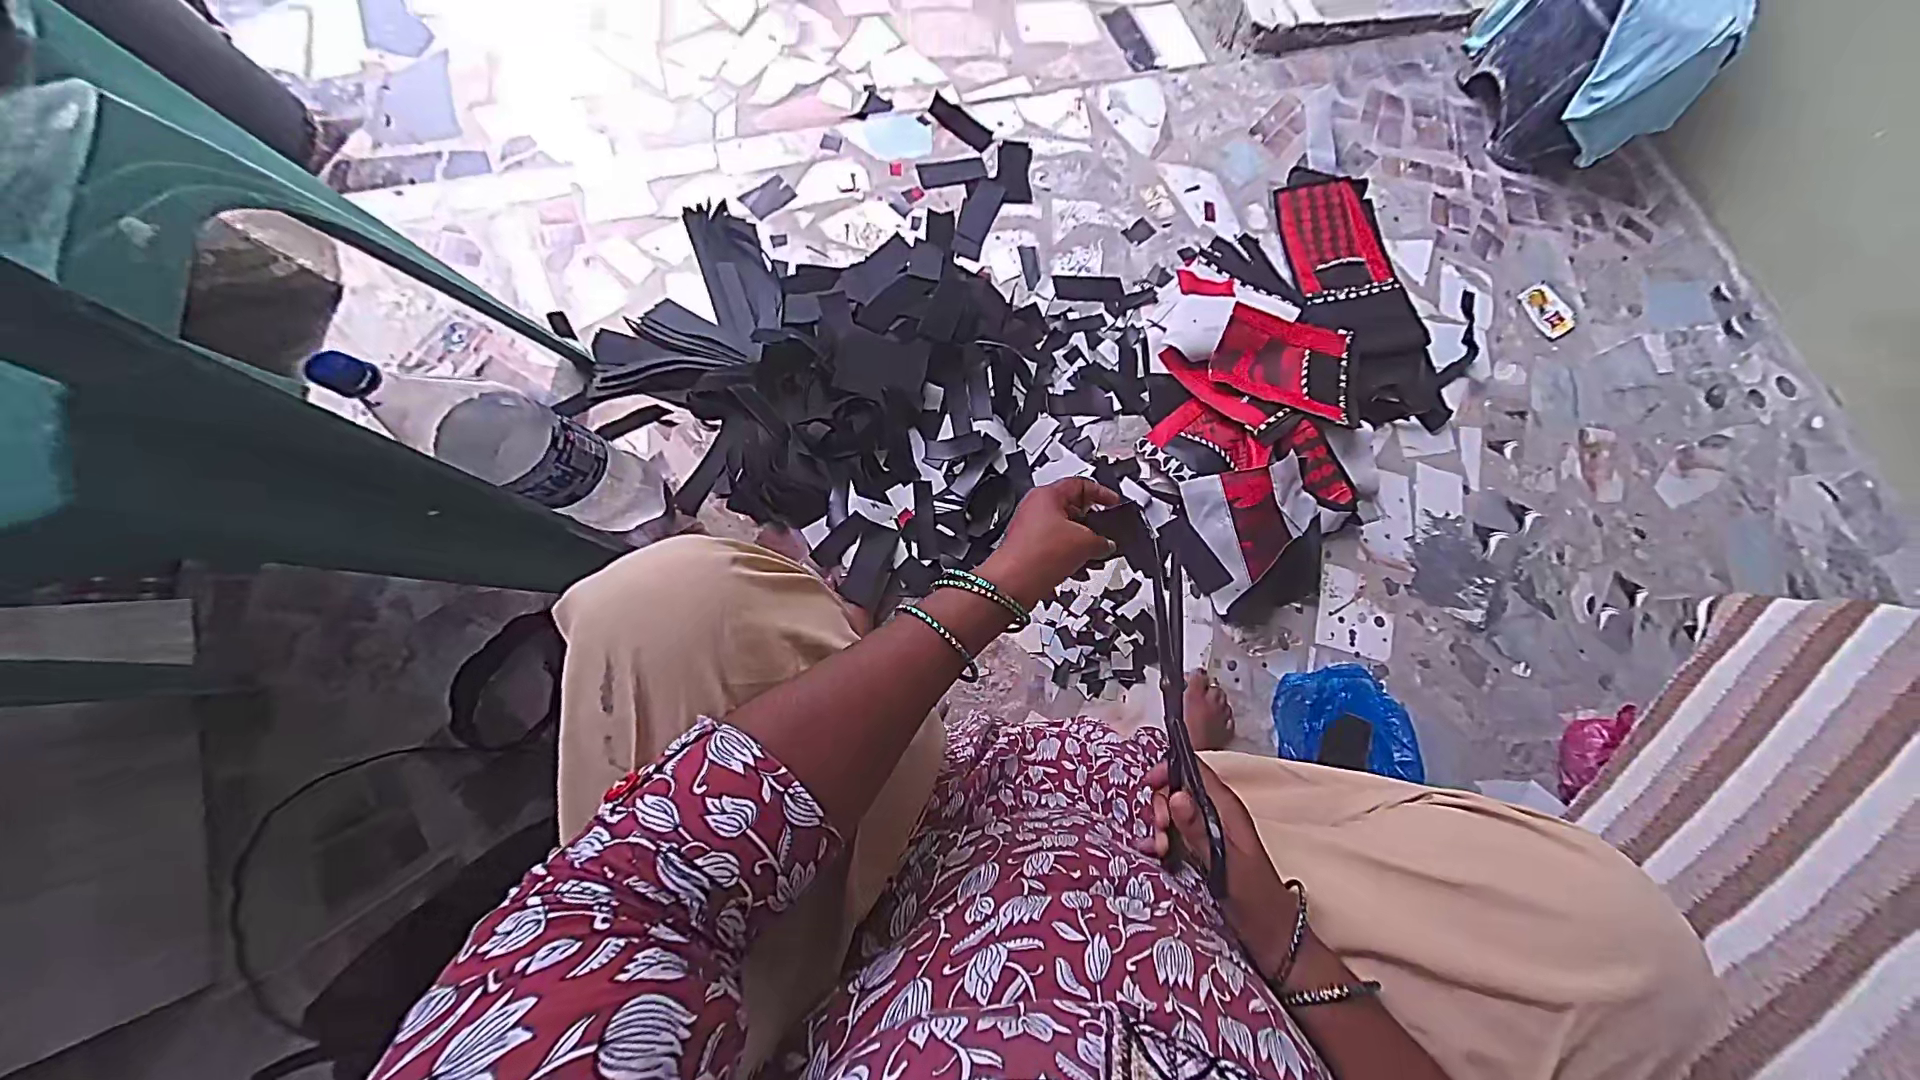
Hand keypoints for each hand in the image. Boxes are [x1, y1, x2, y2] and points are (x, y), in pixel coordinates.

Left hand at [975, 478, 1121, 607]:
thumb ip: (1103, 540)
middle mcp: (1035, 509)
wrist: (1013, 584)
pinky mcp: (1028, 550)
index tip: (1113, 503)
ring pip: (1064, 532)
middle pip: (1072, 510)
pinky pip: (1055, 549)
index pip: (1080, 484)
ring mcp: (1030, 530)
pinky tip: (1080, 570)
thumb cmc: (1036, 555)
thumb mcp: (1085, 543)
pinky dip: (1069, 557)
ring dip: (1082, 544)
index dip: (1102, 493)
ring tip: (1095, 556)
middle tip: (1106, 534)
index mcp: (1046, 495)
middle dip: (1092, 525)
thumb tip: (1107, 544)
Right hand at [1140, 754, 1312, 985]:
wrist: (1275, 941)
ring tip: (1159, 849)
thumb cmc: (1257, 902)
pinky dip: (1162, 839)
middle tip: (1160, 831)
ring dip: (1159, 825)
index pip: (1194, 768)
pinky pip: (1175, 832)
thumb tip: (1175, 794)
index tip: (1149, 786)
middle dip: (1161, 804)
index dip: (1169, 769)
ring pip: (1173, 810)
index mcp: (1226, 808)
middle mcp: (1217, 813)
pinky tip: (1156, 855)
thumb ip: (1199, 829)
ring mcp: (1210, 831)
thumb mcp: (1225, 865)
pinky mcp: (1203, 849)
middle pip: (1178, 788)